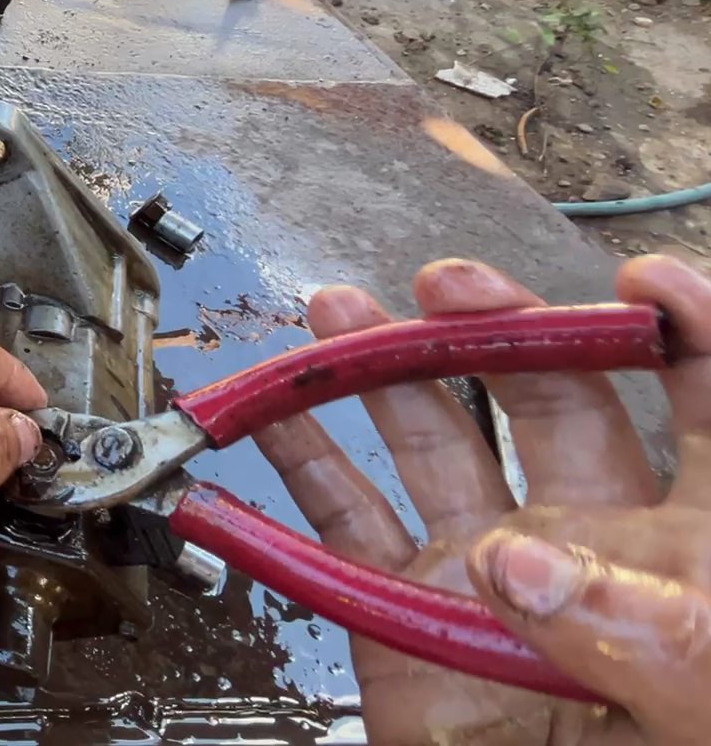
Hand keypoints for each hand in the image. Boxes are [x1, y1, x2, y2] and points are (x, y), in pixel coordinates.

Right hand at [253, 256, 710, 745]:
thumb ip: (671, 648)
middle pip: (547, 404)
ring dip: (378, 370)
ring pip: (427, 441)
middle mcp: (595, 546)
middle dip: (498, 331)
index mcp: (704, 562)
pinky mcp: (398, 604)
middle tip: (447, 287)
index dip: (690, 341)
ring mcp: (484, 571)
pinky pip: (335, 517)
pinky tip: (267, 415)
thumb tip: (529, 565)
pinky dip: (294, 459)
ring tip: (338, 313)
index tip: (643, 286)